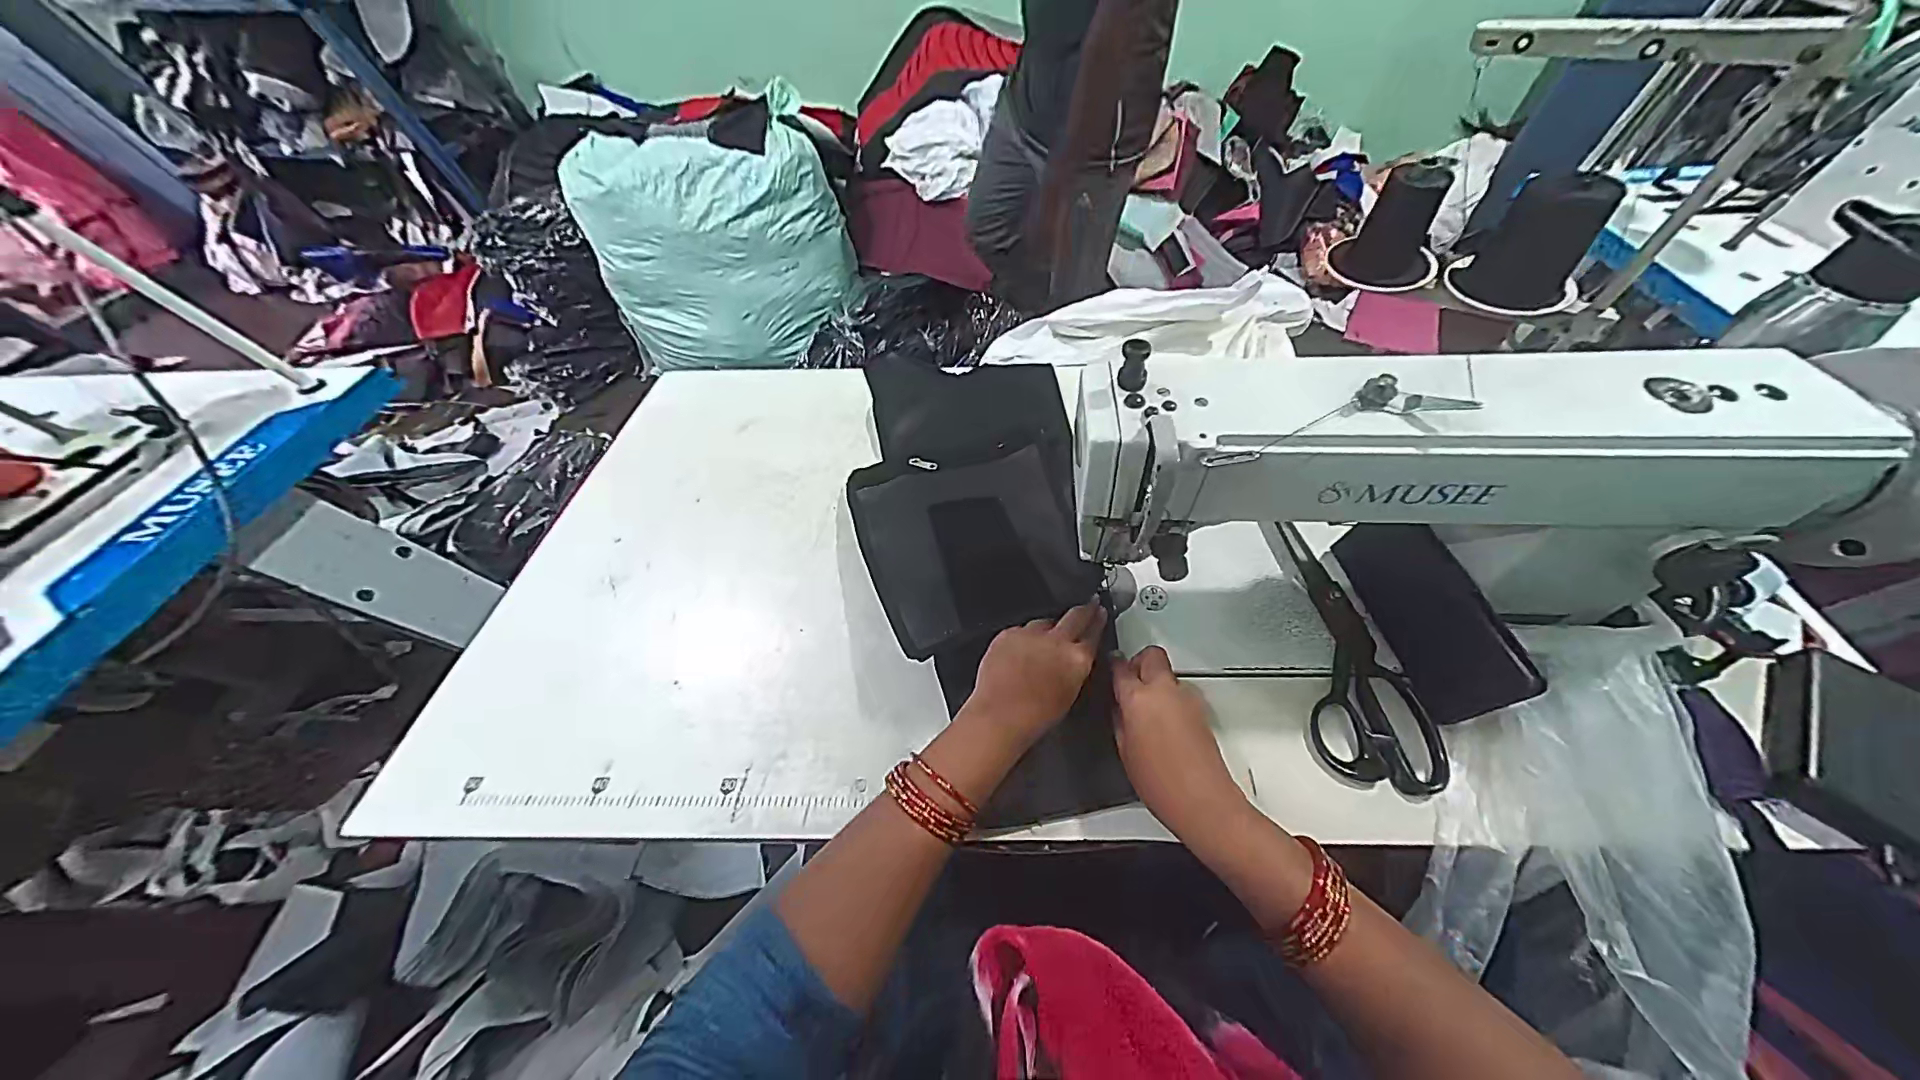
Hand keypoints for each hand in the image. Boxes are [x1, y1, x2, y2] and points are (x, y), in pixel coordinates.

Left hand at [963, 601, 1107, 749]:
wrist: (1000, 715)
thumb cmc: (1033, 716)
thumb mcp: (1068, 695)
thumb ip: (1074, 670)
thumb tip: (1072, 662)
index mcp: (1077, 659)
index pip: (1094, 632)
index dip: (1098, 621)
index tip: (1099, 613)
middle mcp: (1056, 641)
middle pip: (1076, 615)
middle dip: (1085, 609)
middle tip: (1088, 604)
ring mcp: (1031, 634)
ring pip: (1044, 622)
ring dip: (1047, 628)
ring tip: (1043, 641)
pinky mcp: (1008, 634)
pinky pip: (1020, 630)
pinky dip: (1022, 638)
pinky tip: (1019, 651)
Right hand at [1111, 646, 1248, 839]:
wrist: (1203, 801)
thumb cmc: (1163, 783)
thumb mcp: (1124, 751)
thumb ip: (1119, 721)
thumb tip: (1119, 709)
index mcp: (1137, 699)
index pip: (1121, 667)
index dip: (1114, 666)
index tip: (1112, 669)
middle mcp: (1164, 691)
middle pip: (1151, 655)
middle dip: (1139, 662)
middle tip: (1131, 680)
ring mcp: (1187, 699)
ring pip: (1169, 674)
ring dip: (1158, 684)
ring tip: (1150, 712)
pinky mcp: (1202, 711)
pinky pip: (1182, 694)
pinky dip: (1172, 701)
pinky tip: (1166, 727)